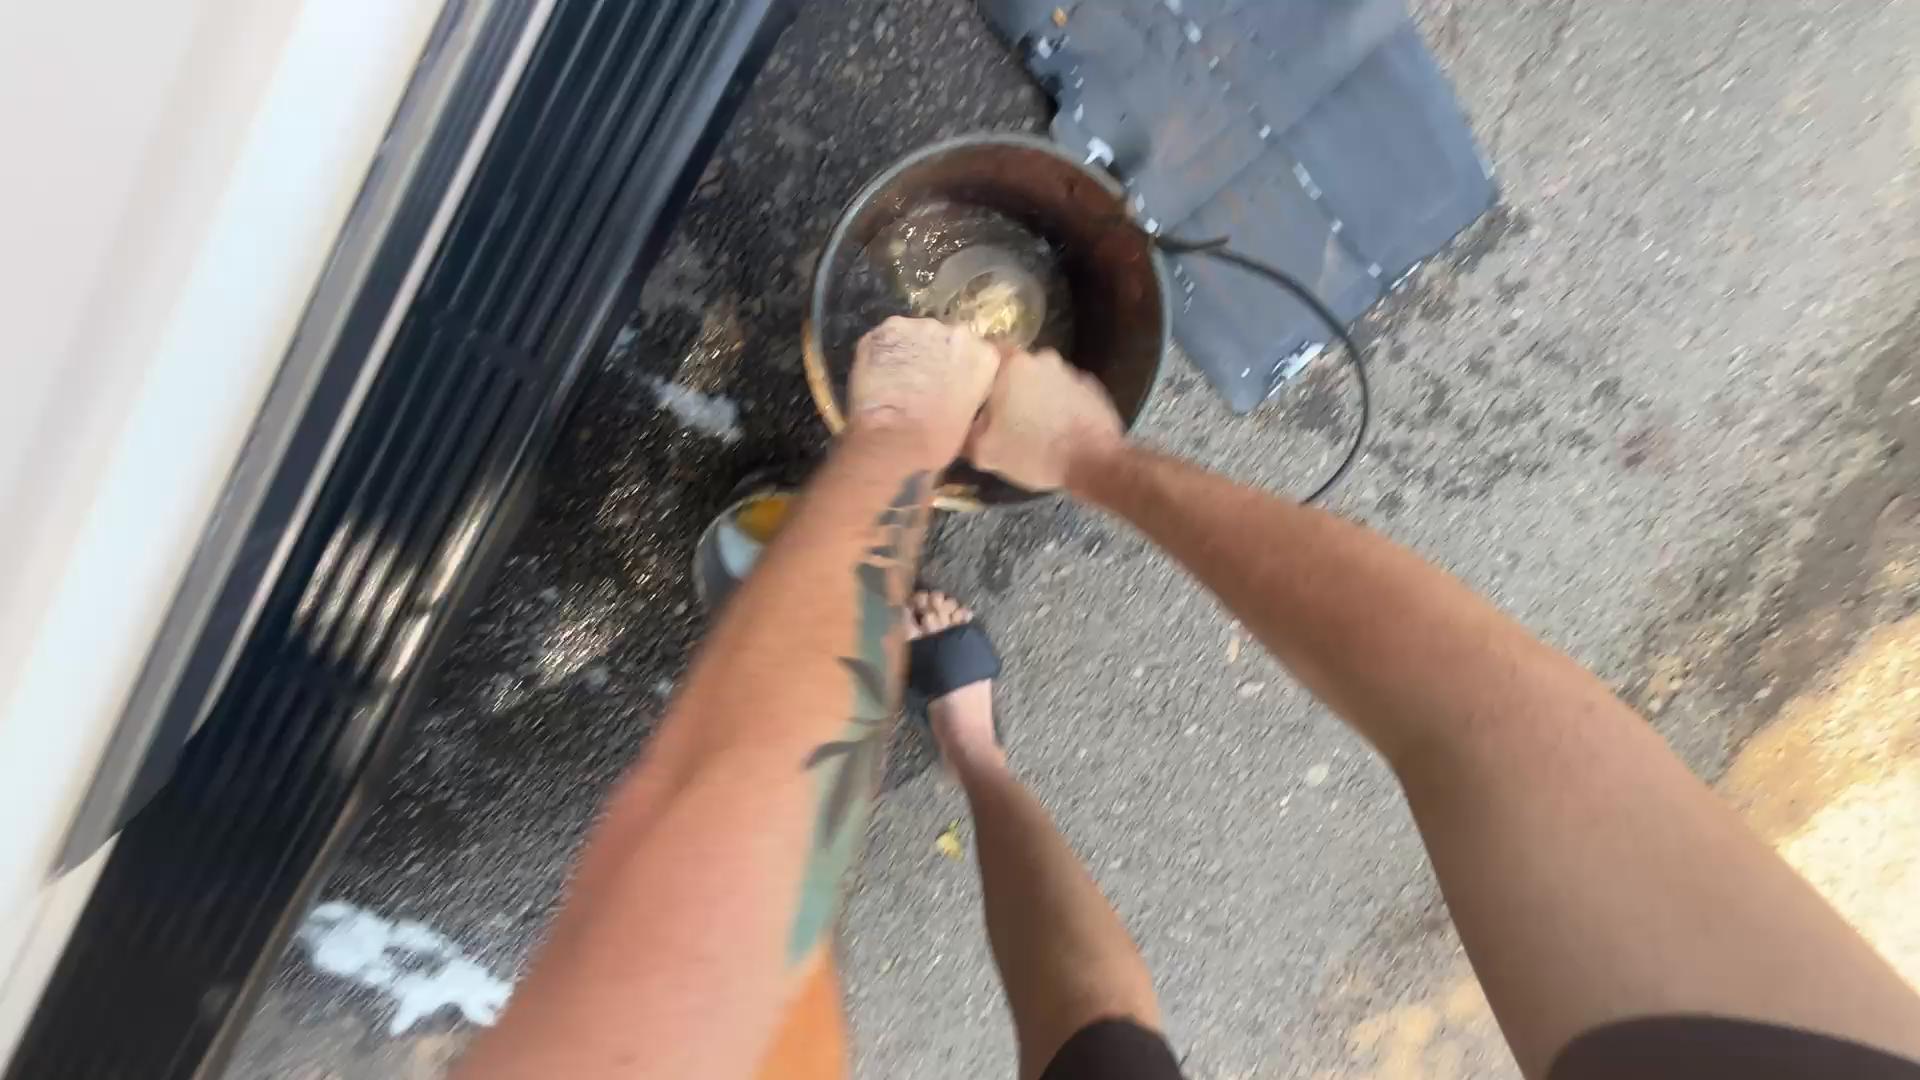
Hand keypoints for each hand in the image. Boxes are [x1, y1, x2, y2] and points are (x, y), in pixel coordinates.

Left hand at [847, 316, 1000, 465]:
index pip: (974, 352)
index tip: (947, 381)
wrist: (894, 438)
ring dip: (909, 352)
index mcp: (984, 355)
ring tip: (896, 380)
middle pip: (945, 337)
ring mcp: (920, 326)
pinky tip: (878, 375)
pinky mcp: (887, 328)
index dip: (957, 366)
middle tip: (920, 380)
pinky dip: (882, 353)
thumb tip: (955, 385)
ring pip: (914, 335)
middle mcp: (957, 332)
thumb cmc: (937, 439)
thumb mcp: (969, 415)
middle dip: (934, 354)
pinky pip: (886, 339)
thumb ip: (967, 387)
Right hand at [966, 346, 1123, 490]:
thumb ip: (965, 435)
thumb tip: (957, 427)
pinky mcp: (1090, 387)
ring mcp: (1070, 371)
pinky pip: (1063, 392)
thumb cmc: (1035, 452)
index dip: (974, 372)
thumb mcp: (986, 452)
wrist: (1096, 462)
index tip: (970, 392)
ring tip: (1028, 425)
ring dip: (1032, 397)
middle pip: (1013, 368)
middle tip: (997, 415)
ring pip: (1039, 380)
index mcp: (1013, 364)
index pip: (983, 354)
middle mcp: (1042, 357)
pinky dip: (1056, 405)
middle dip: (1004, 388)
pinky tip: (1054, 429)